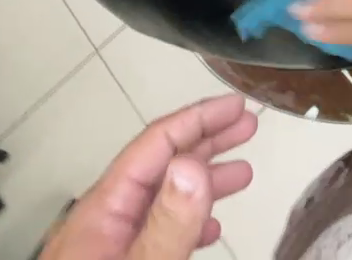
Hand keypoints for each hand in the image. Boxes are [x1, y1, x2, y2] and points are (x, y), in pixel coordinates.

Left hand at [42, 94, 257, 259]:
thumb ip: (167, 225)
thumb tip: (192, 162)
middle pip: (160, 166)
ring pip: (161, 200)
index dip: (198, 119)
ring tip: (243, 174)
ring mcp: (105, 252)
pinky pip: (155, 234)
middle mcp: (102, 224)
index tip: (236, 107)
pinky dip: (187, 223)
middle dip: (205, 142)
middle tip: (249, 128)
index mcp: (102, 212)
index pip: (155, 145)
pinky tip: (208, 232)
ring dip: (203, 182)